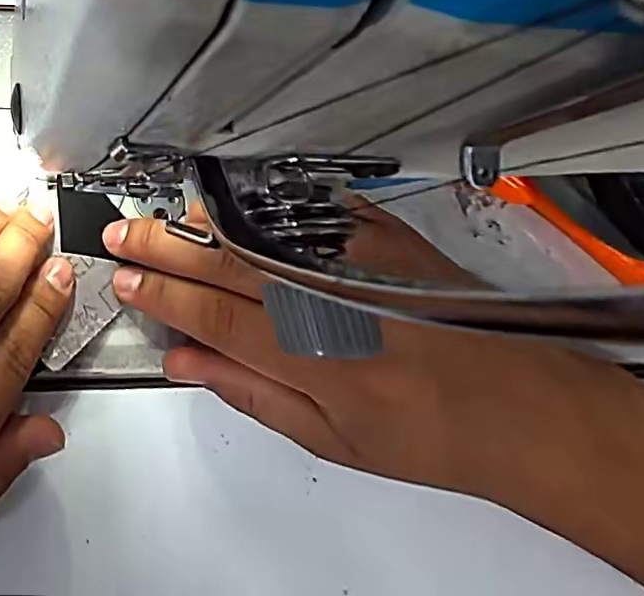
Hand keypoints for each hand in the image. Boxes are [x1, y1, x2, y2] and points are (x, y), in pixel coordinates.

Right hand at [99, 204, 643, 505]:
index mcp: (311, 357)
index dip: (160, 295)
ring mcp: (351, 258)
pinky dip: (251, 207)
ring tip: (158, 222)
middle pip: (220, 262)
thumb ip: (247, 391)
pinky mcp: (375, 232)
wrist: (523, 401)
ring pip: (252, 229)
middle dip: (159, 246)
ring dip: (196, 223)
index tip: (127, 282)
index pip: (210, 313)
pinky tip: (222, 206)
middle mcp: (327, 299)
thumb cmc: (432, 431)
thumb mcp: (330, 438)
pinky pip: (298, 209)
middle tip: (121, 236)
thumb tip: (186, 361)